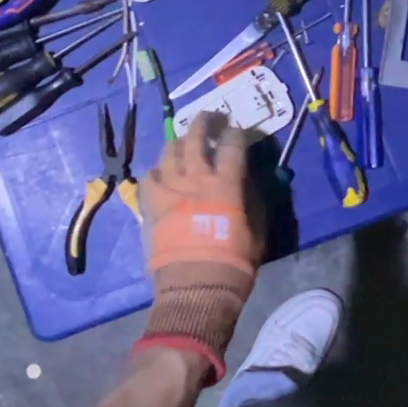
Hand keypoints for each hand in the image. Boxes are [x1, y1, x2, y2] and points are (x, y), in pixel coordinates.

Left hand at [133, 113, 264, 382]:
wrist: (195, 289)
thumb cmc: (233, 264)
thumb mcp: (257, 231)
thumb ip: (255, 201)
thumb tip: (252, 182)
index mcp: (225, 184)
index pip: (232, 145)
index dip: (238, 133)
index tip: (240, 130)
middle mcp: (195, 178)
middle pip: (196, 136)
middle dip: (205, 121)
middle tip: (211, 118)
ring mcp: (168, 188)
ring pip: (169, 150)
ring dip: (179, 141)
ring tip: (185, 141)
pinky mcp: (150, 203)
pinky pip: (150, 175)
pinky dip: (159, 168)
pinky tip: (163, 171)